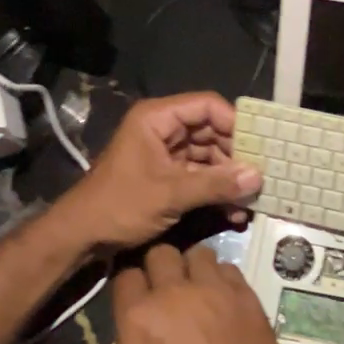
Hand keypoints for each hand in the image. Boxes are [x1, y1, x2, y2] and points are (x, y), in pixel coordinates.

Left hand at [52, 92, 260, 251]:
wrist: (81, 237)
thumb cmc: (120, 205)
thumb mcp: (170, 194)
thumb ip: (215, 184)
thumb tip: (257, 177)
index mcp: (158, 119)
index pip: (206, 106)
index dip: (234, 122)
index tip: (258, 145)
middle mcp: (164, 129)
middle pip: (211, 131)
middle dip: (236, 155)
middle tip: (261, 174)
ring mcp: (166, 153)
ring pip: (209, 156)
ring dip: (229, 178)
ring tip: (251, 199)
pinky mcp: (168, 175)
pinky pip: (200, 175)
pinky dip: (216, 191)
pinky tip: (235, 211)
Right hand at [114, 245, 343, 343]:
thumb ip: (142, 338)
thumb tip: (149, 322)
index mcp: (138, 320)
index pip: (126, 277)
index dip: (134, 285)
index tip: (141, 295)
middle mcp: (172, 294)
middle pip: (162, 253)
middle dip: (164, 268)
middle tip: (172, 289)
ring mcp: (212, 289)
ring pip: (199, 252)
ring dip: (196, 269)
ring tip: (202, 291)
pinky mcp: (246, 292)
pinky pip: (229, 268)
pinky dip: (224, 279)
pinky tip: (227, 300)